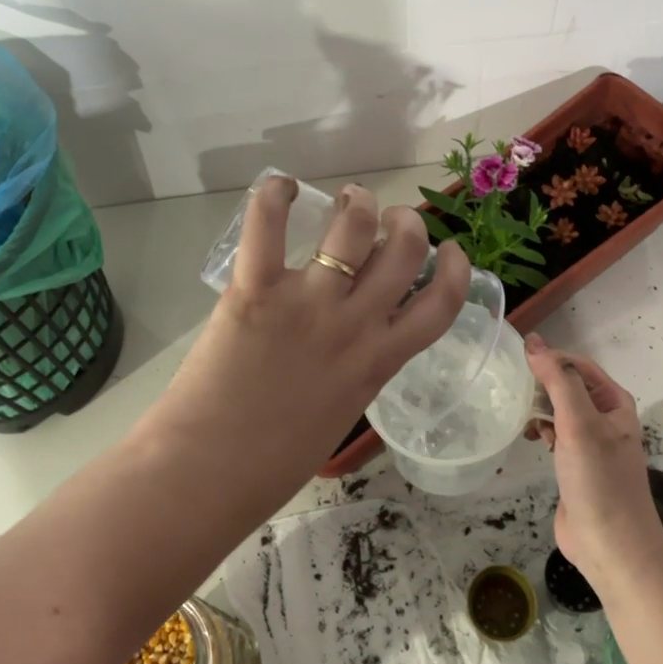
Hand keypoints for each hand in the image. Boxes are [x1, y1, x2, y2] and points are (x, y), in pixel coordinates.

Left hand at [162, 177, 470, 478]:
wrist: (207, 474)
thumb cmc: (272, 463)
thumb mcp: (340, 413)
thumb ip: (356, 371)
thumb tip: (351, 341)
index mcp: (379, 361)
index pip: (442, 305)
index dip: (455, 268)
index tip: (450, 251)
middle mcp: (354, 325)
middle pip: (405, 250)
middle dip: (405, 222)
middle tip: (386, 219)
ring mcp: (308, 304)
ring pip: (353, 228)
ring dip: (357, 203)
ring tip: (347, 201)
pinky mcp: (256, 291)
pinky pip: (267, 227)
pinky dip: (275, 195)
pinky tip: (282, 188)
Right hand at [524, 334, 662, 585]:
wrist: (611, 546)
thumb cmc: (599, 480)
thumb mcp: (579, 423)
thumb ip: (558, 381)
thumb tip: (534, 342)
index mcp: (615, 403)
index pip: (578, 365)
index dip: (550, 358)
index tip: (515, 361)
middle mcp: (605, 418)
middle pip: (568, 386)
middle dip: (541, 384)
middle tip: (510, 389)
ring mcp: (590, 444)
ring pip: (559, 411)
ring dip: (538, 409)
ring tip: (517, 414)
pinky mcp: (576, 467)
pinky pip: (555, 436)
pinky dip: (541, 431)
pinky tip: (529, 438)